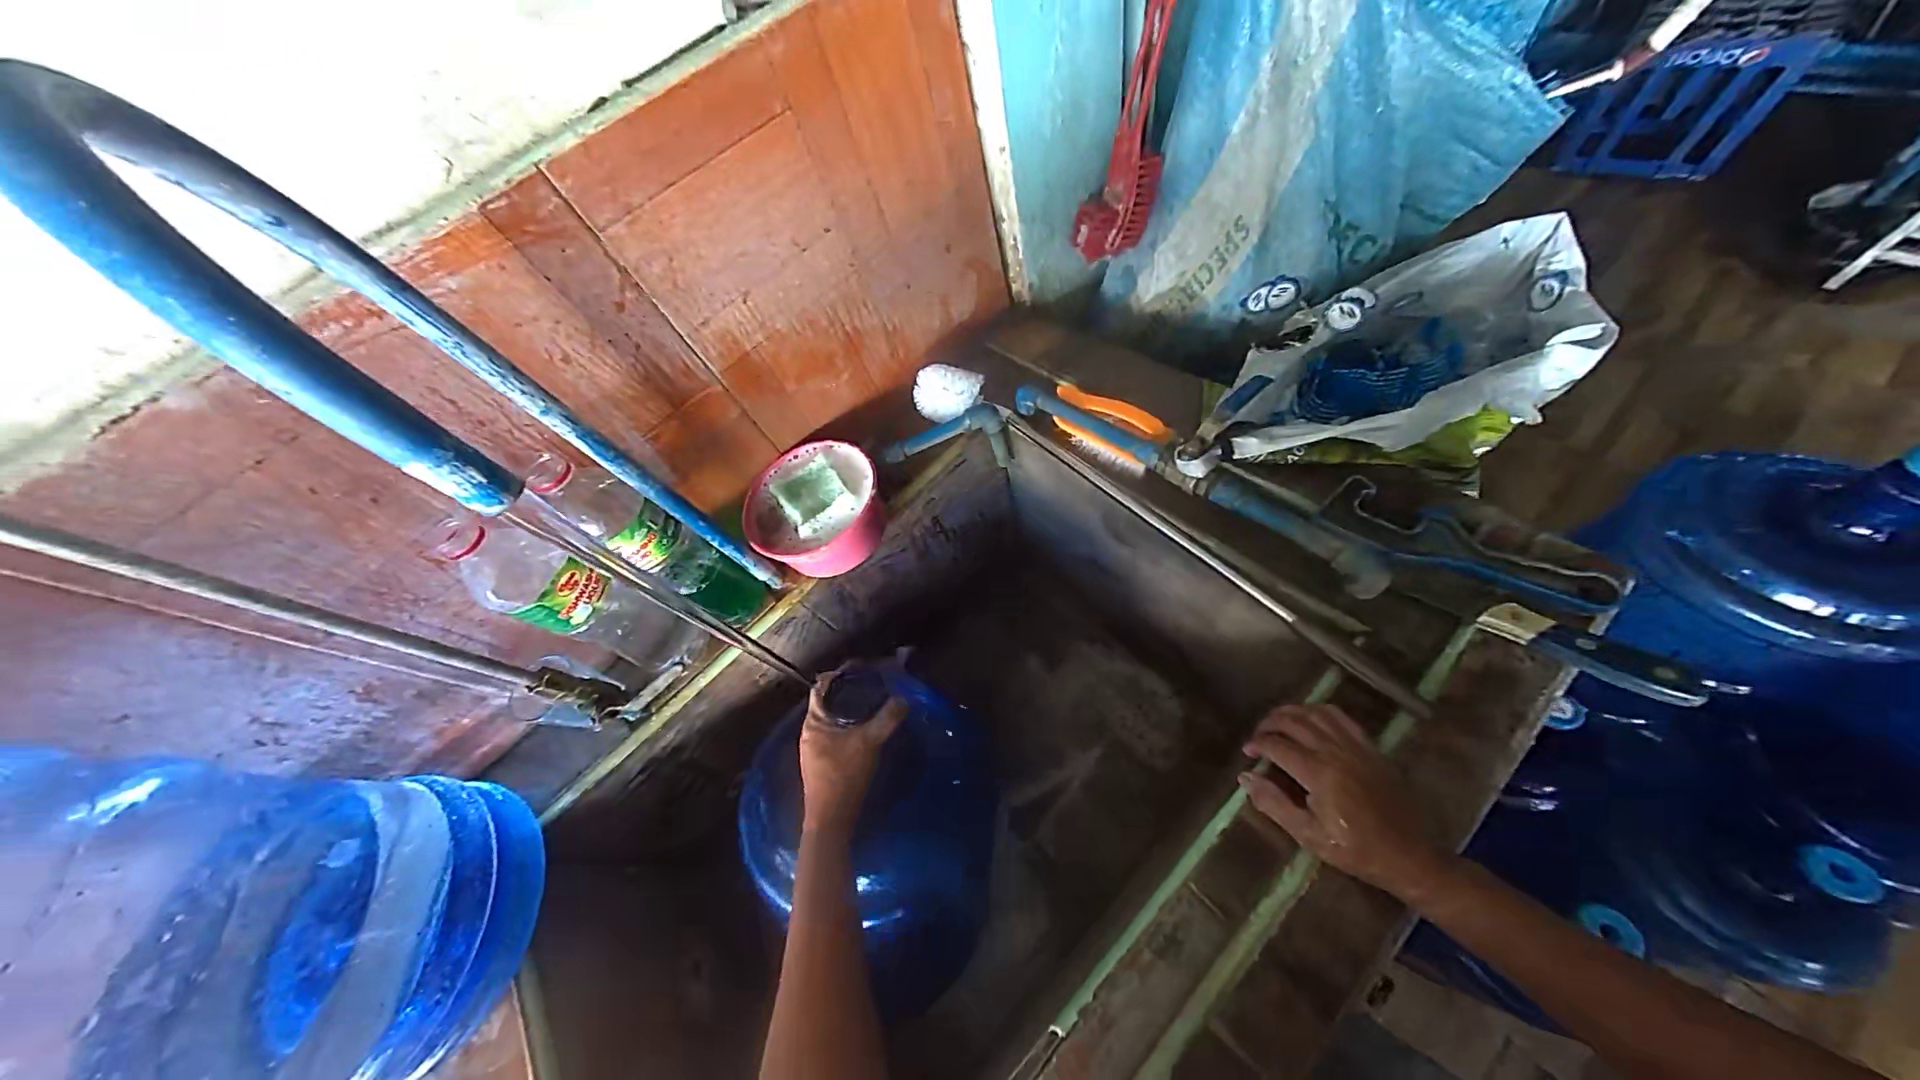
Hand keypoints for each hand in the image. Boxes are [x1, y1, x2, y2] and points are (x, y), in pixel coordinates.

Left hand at [798, 668, 906, 838]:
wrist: (831, 821)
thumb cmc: (844, 776)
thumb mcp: (869, 742)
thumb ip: (887, 718)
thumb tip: (904, 698)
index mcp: (813, 721)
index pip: (822, 686)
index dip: (841, 674)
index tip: (862, 669)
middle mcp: (809, 732)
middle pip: (828, 702)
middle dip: (849, 692)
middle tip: (873, 685)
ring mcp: (813, 749)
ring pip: (833, 720)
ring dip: (850, 711)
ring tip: (873, 704)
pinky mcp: (821, 763)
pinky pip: (835, 735)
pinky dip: (850, 727)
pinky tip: (866, 731)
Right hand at [1238, 704, 1449, 900]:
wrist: (1410, 856)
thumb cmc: (1356, 850)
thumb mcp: (1309, 836)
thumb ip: (1274, 804)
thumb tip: (1245, 777)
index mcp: (1319, 773)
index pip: (1278, 745)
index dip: (1257, 743)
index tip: (1247, 751)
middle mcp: (1336, 752)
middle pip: (1294, 722)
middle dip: (1269, 724)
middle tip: (1258, 735)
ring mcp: (1357, 747)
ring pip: (1316, 713)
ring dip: (1292, 712)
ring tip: (1278, 721)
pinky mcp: (1372, 749)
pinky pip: (1342, 718)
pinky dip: (1320, 712)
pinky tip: (1310, 719)